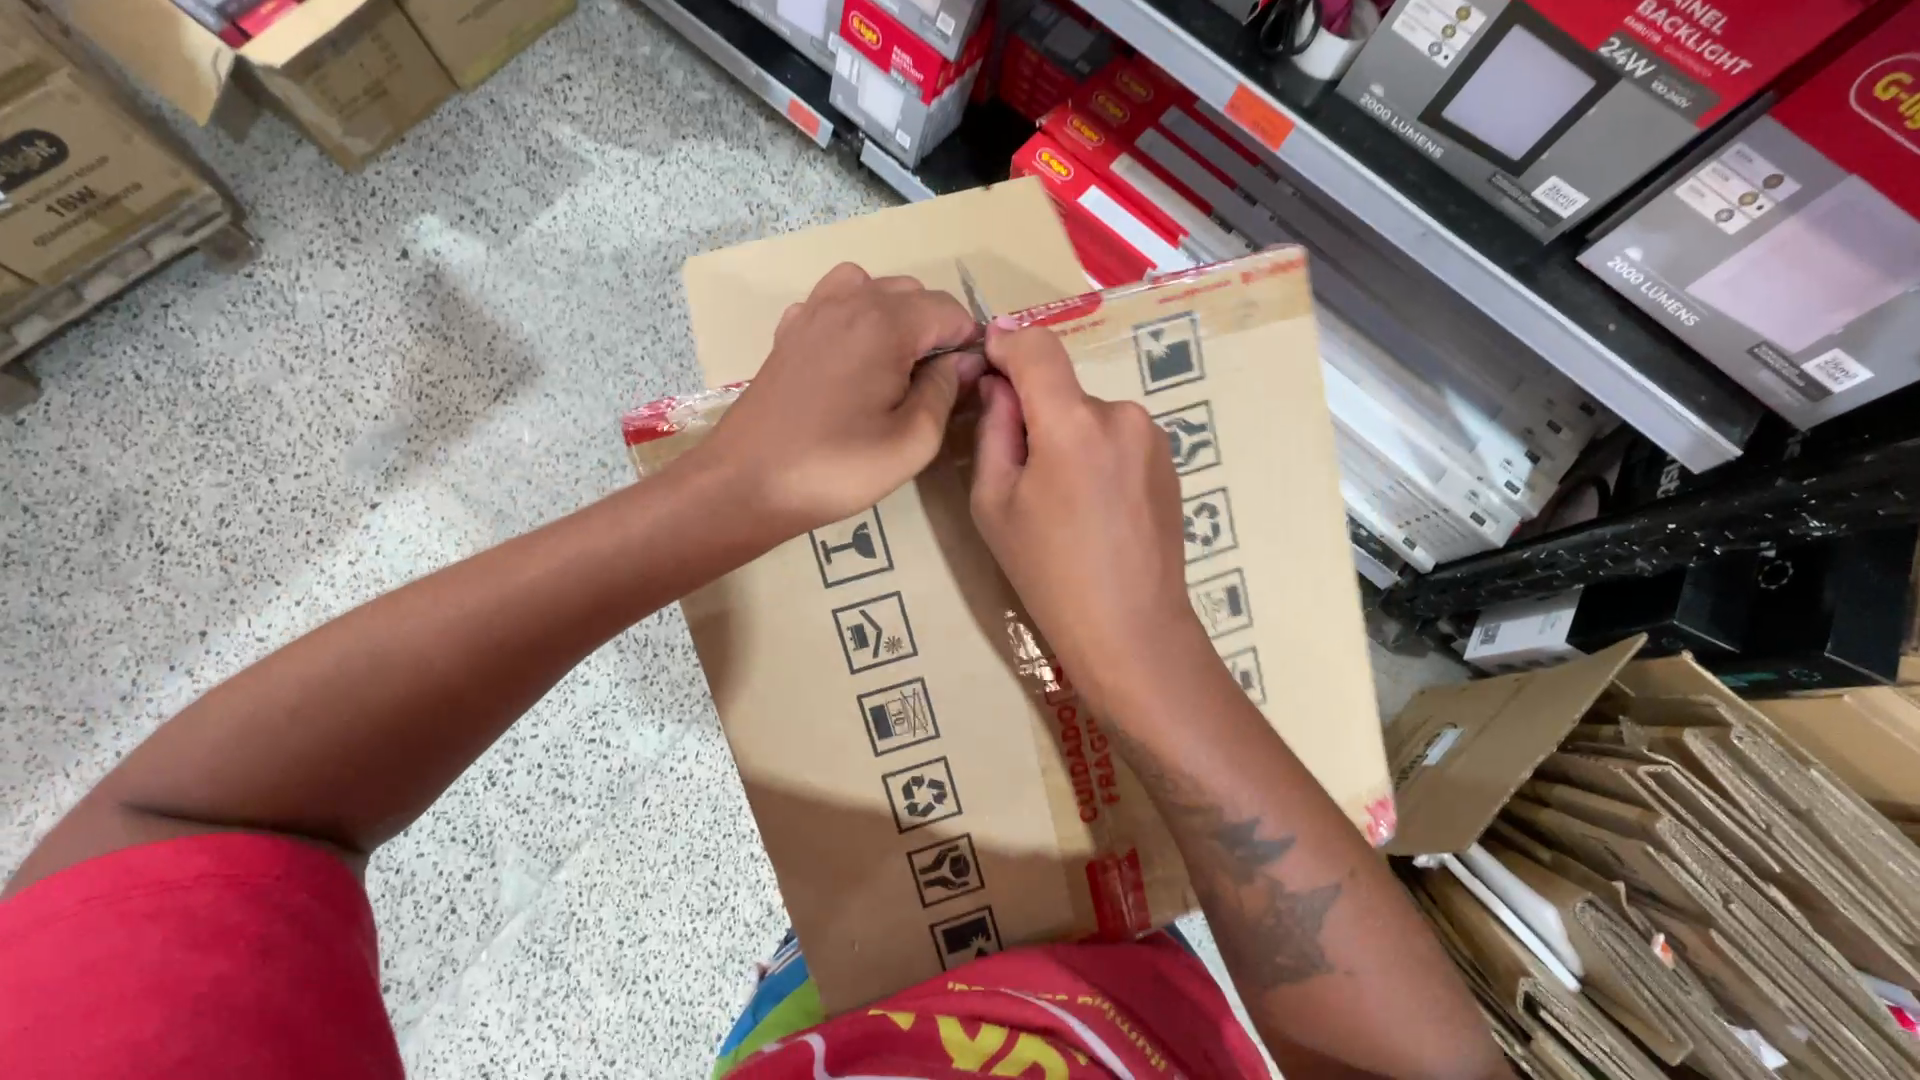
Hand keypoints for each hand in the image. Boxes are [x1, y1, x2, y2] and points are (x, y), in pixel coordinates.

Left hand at [699, 263, 983, 534]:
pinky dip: (854, 321)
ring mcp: (812, 311)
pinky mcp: (788, 332)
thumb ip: (946, 391)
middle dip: (934, 331)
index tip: (967, 385)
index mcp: (884, 322)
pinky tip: (851, 362)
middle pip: (913, 293)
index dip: (968, 345)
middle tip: (933, 387)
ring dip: (895, 318)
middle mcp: (849, 301)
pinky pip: (834, 304)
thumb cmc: (836, 468)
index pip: (949, 310)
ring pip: (873, 289)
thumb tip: (965, 361)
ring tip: (895, 368)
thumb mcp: (911, 442)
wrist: (746, 483)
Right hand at [968, 321, 1210, 711]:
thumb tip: (1000, 387)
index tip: (988, 358)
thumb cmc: (1049, 573)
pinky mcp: (1169, 460)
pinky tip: (1096, 508)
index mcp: (1073, 424)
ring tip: (1064, 502)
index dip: (1007, 344)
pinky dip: (1098, 454)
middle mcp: (1121, 415)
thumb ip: (994, 431)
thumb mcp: (994, 504)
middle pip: (1063, 390)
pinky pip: (1118, 438)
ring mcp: (1153, 437)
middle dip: (1036, 414)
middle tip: (1021, 474)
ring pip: (1091, 416)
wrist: (1131, 628)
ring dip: (1069, 437)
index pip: (1037, 347)